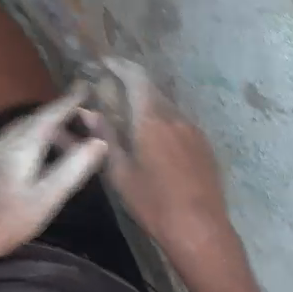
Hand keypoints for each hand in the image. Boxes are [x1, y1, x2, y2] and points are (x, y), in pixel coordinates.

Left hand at [0, 85, 107, 268]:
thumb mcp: (43, 199)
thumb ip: (71, 169)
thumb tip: (99, 142)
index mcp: (20, 146)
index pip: (49, 115)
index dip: (68, 102)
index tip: (84, 88)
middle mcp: (0, 143)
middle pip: (32, 121)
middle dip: (56, 116)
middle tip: (78, 117)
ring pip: (17, 133)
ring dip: (40, 131)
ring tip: (59, 141)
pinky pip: (7, 145)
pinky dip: (26, 143)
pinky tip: (27, 161)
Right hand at [94, 58, 230, 257]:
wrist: (200, 228)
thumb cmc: (153, 204)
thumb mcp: (120, 172)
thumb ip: (105, 137)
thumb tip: (88, 112)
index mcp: (151, 119)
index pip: (136, 77)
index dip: (120, 65)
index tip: (105, 63)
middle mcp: (175, 117)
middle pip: (151, 91)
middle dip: (131, 89)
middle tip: (111, 97)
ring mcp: (194, 130)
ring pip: (166, 109)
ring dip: (147, 109)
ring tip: (130, 125)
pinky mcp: (204, 145)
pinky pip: (179, 125)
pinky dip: (162, 125)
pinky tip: (154, 146)